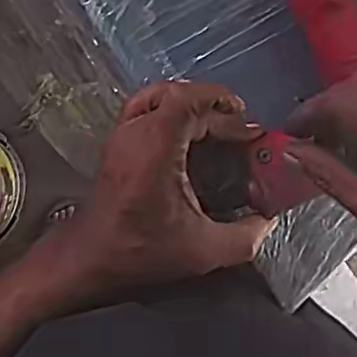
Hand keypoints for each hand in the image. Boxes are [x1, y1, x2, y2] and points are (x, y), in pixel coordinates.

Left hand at [47, 81, 272, 301]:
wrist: (87, 260)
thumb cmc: (138, 252)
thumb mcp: (201, 251)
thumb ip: (243, 237)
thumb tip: (269, 222)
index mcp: (155, 146)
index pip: (189, 100)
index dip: (222, 104)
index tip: (246, 125)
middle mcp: (136, 130)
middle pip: (180, 96)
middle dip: (216, 109)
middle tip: (240, 131)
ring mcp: (123, 133)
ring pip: (161, 96)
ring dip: (193, 104)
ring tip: (218, 124)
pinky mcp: (117, 141)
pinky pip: (147, 107)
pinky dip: (172, 109)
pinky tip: (188, 130)